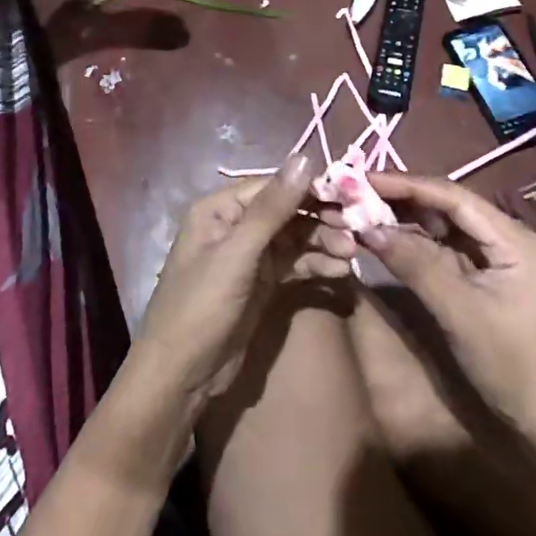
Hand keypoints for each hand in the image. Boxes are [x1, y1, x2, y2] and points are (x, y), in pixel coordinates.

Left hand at [132, 155, 356, 398]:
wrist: (180, 379)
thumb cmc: (200, 308)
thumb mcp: (237, 255)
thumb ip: (272, 208)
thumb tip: (305, 157)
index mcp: (220, 209)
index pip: (274, 186)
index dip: (312, 188)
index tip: (351, 195)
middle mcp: (235, 225)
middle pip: (289, 211)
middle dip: (322, 219)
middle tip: (355, 231)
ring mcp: (250, 255)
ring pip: (296, 238)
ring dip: (324, 243)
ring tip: (350, 255)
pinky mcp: (262, 282)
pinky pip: (295, 263)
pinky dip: (316, 265)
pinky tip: (338, 273)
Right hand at [358, 174, 535, 435]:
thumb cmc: (513, 364)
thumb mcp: (461, 313)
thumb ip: (416, 266)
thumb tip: (370, 229)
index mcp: (514, 238)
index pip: (454, 197)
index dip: (408, 185)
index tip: (364, 180)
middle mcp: (507, 238)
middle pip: (449, 207)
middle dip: (404, 200)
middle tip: (356, 195)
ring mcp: (496, 259)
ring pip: (445, 228)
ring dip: (407, 221)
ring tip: (364, 211)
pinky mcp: (485, 280)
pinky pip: (446, 251)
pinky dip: (417, 246)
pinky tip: (388, 240)